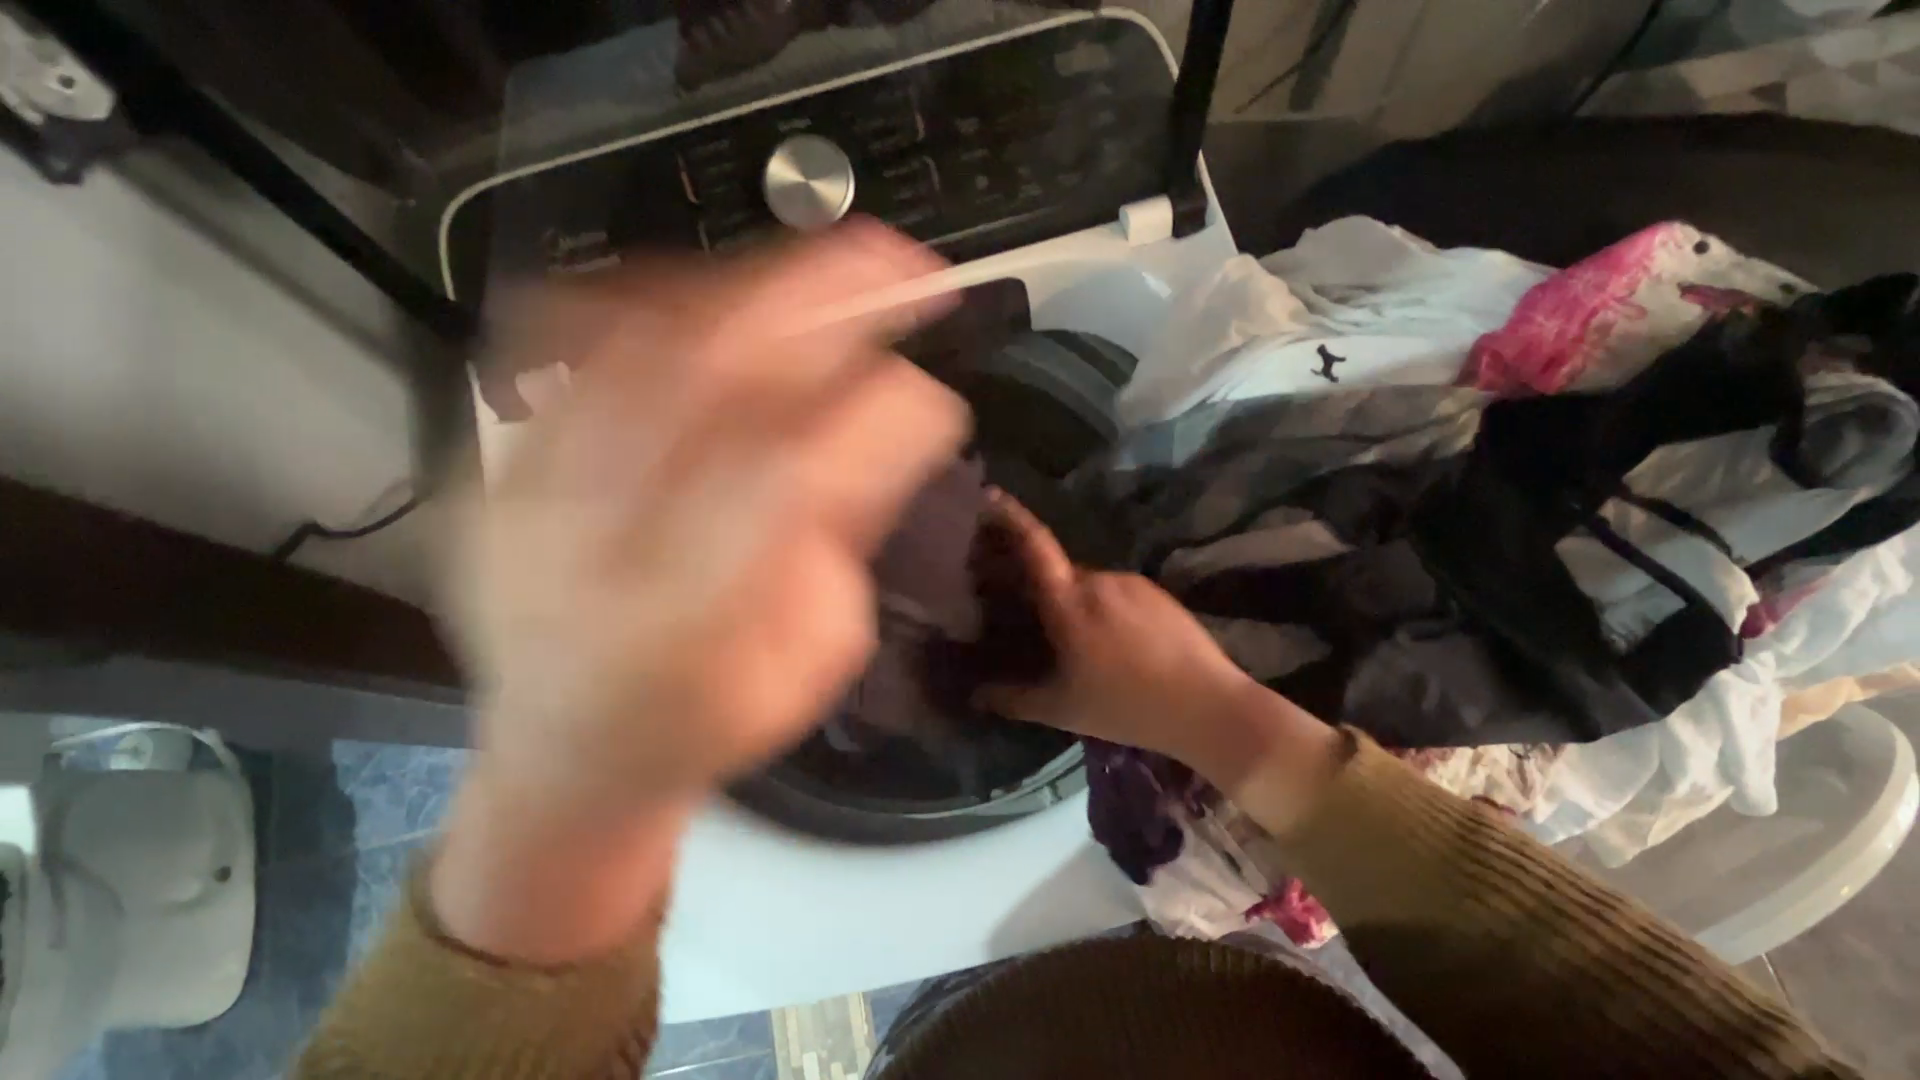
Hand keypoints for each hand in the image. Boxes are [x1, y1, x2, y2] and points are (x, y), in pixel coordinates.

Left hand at [433, 223, 966, 961]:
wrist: (564, 750)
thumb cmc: (704, 724)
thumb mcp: (806, 663)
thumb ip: (838, 544)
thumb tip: (877, 425)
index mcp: (683, 623)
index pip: (787, 481)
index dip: (876, 419)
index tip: (933, 395)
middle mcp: (591, 547)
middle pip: (705, 378)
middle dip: (822, 302)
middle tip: (901, 269)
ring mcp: (525, 496)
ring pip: (637, 342)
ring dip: (752, 285)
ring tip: (827, 269)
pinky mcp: (495, 466)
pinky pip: (562, 337)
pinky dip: (657, 295)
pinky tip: (719, 293)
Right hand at [978, 494, 1344, 829]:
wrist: (1210, 706)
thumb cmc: (1127, 706)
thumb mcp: (1063, 710)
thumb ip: (1013, 700)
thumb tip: (975, 696)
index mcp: (1070, 601)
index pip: (1034, 545)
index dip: (1010, 517)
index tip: (990, 495)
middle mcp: (1099, 580)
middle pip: (1058, 571)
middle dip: (1039, 585)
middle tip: (1026, 612)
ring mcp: (1132, 584)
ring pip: (1089, 584)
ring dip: (1074, 602)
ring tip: (1074, 640)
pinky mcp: (1158, 593)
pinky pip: (1117, 592)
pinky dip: (1103, 608)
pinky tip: (1112, 643)